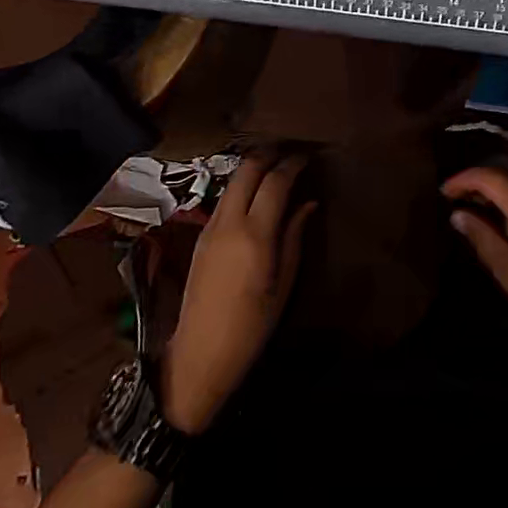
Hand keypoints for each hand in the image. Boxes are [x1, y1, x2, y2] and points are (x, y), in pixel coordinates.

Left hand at [163, 152, 316, 434]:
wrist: (199, 353)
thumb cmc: (251, 326)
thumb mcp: (283, 284)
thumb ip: (294, 237)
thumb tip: (307, 204)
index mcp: (254, 235)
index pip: (274, 182)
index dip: (292, 164)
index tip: (308, 157)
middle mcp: (228, 222)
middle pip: (247, 169)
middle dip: (269, 155)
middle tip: (290, 154)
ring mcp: (210, 226)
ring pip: (232, 181)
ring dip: (253, 168)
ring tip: (275, 169)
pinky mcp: (201, 235)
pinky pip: (224, 198)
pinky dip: (241, 186)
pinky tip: (255, 194)